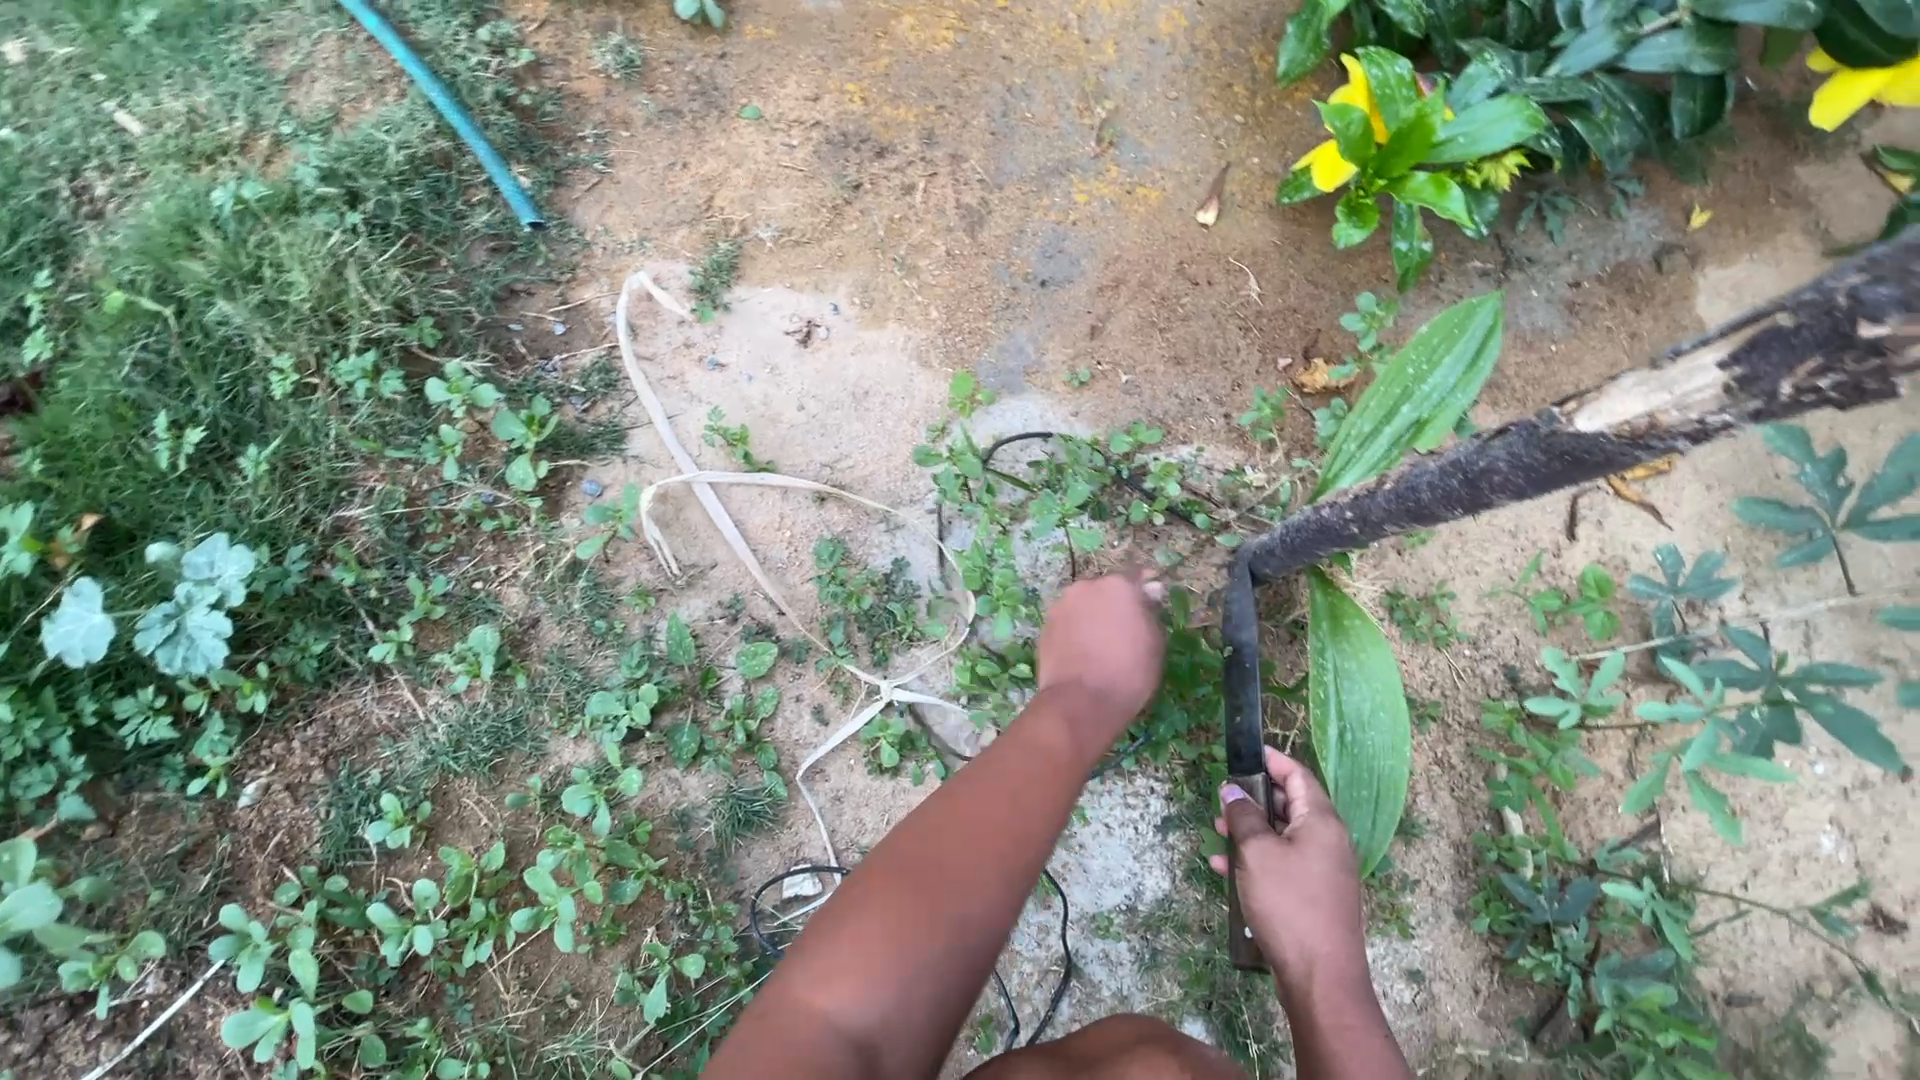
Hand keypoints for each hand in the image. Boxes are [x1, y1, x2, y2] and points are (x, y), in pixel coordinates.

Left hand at [1034, 570, 1165, 732]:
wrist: (1080, 701)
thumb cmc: (1129, 672)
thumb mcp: (1155, 642)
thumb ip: (1150, 612)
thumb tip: (1148, 593)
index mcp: (1118, 586)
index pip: (1135, 575)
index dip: (1143, 589)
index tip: (1150, 602)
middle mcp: (1086, 587)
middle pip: (1105, 589)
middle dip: (1114, 604)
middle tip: (1124, 630)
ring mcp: (1061, 605)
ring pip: (1083, 605)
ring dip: (1092, 616)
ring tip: (1100, 644)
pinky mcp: (1045, 626)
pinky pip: (1067, 622)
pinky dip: (1075, 631)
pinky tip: (1082, 653)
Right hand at [1210, 747, 1367, 1000]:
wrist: (1320, 977)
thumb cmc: (1289, 903)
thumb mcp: (1257, 852)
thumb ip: (1243, 816)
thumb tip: (1233, 791)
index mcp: (1322, 821)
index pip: (1298, 775)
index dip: (1272, 760)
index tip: (1245, 751)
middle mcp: (1328, 841)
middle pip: (1290, 805)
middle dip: (1253, 799)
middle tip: (1222, 799)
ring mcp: (1323, 870)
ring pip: (1282, 836)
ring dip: (1250, 832)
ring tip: (1218, 834)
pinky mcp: (1314, 896)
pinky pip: (1283, 864)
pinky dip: (1256, 860)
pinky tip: (1226, 870)